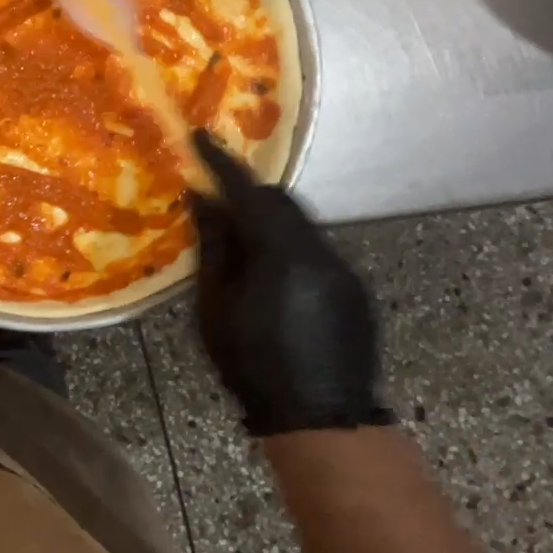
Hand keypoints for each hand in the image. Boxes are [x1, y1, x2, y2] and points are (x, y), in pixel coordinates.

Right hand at [189, 132, 393, 437]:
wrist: (321, 416)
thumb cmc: (250, 359)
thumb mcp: (213, 302)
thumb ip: (214, 244)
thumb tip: (203, 196)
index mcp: (282, 252)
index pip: (248, 191)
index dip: (221, 163)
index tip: (198, 136)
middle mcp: (322, 251)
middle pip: (282, 201)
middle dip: (247, 190)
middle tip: (212, 190)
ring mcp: (344, 271)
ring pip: (301, 224)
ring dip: (267, 218)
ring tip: (235, 231)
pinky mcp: (354, 290)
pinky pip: (315, 248)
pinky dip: (285, 243)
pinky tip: (266, 267)